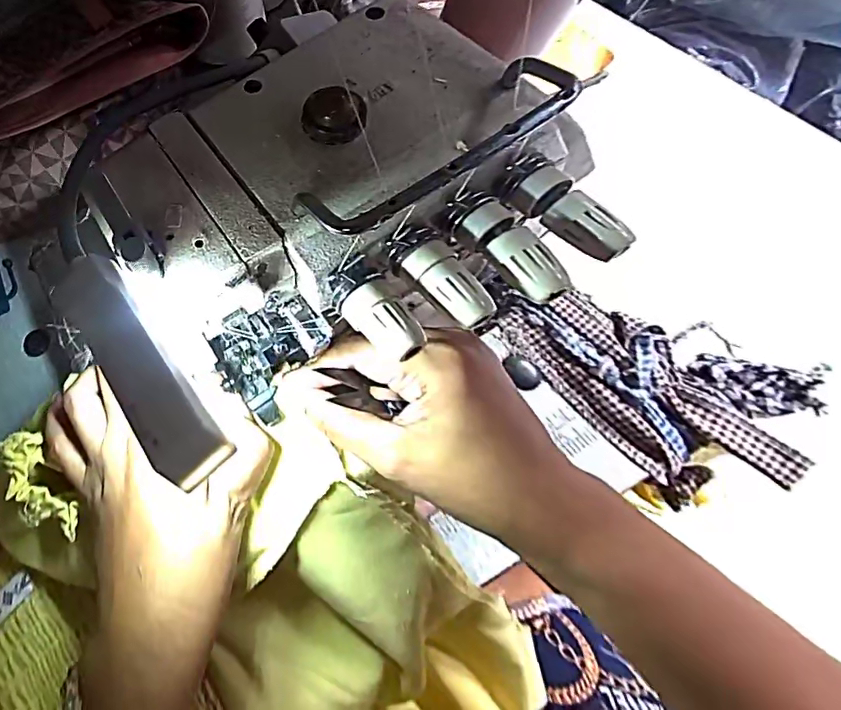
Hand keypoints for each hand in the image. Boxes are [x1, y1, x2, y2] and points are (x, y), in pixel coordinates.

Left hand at [44, 367, 270, 633]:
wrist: (149, 639)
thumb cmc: (184, 579)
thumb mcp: (226, 515)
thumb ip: (243, 459)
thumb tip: (251, 418)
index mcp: (132, 456)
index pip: (116, 388)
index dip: (128, 359)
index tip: (149, 345)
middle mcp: (101, 464)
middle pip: (78, 398)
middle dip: (96, 369)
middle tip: (123, 360)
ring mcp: (88, 487)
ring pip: (59, 426)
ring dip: (69, 397)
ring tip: (92, 382)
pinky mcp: (87, 508)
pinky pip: (60, 460)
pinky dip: (59, 435)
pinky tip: (74, 431)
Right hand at [278, 329, 582, 546]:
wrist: (543, 500)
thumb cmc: (486, 486)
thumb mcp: (397, 457)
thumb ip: (341, 423)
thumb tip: (306, 402)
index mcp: (435, 358)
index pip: (356, 347)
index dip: (320, 367)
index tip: (297, 382)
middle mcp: (452, 340)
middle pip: (374, 341)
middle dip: (342, 368)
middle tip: (317, 396)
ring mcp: (465, 346)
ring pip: (392, 346)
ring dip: (367, 371)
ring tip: (348, 402)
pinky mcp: (470, 357)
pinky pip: (415, 353)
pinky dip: (393, 374)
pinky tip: (384, 402)